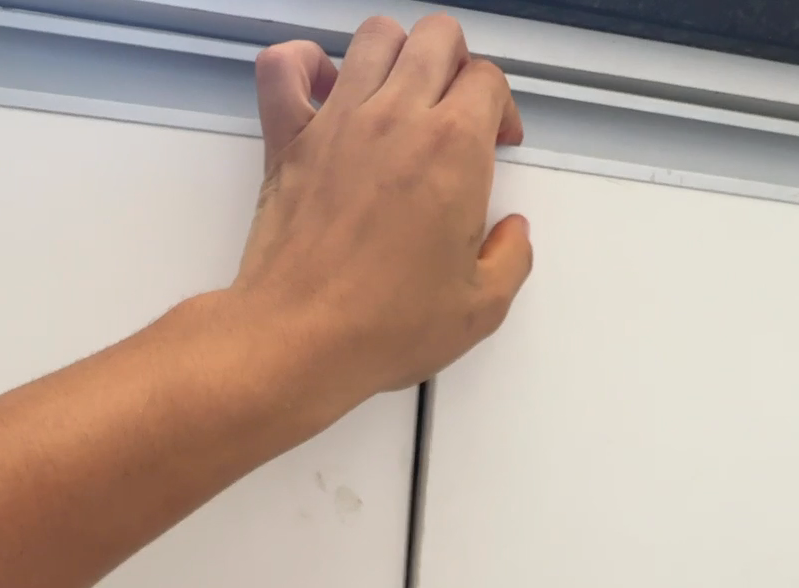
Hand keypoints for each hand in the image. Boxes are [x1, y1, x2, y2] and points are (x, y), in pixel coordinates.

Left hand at [231, 15, 532, 413]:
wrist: (303, 340)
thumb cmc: (387, 327)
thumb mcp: (480, 309)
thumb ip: (512, 258)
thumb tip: (513, 232)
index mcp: (454, 150)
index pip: (489, 81)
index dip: (501, 108)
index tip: (498, 143)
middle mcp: (397, 118)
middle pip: (438, 39)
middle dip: (458, 65)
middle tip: (455, 112)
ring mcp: (337, 122)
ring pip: (374, 36)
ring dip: (397, 54)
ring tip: (400, 98)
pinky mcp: (287, 141)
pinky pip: (284, 66)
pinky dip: (303, 64)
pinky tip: (323, 92)